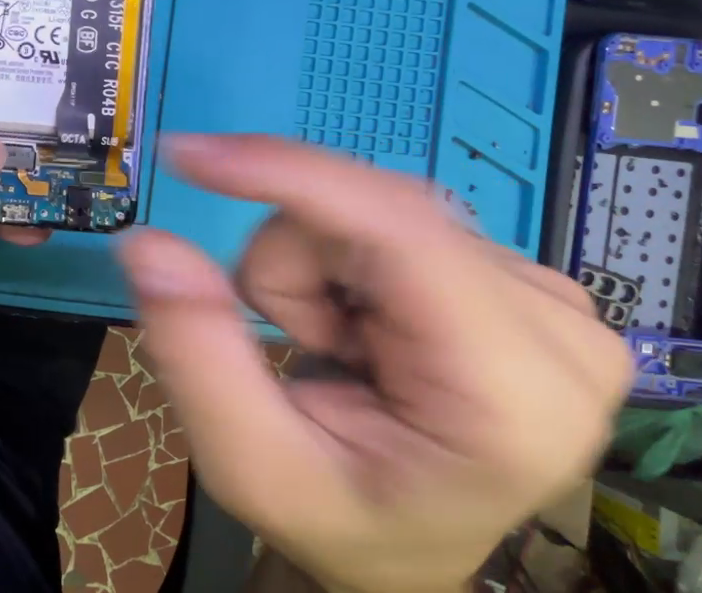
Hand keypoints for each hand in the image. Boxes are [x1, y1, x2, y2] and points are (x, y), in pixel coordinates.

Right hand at [117, 135, 630, 592]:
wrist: (406, 545)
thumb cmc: (336, 517)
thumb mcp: (246, 463)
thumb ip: (195, 354)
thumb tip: (145, 244)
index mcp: (509, 393)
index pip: (402, 233)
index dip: (291, 176)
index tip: (188, 155)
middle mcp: (555, 327)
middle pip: (371, 216)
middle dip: (290, 265)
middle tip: (288, 340)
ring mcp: (545, 297)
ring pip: (370, 210)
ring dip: (309, 268)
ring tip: (323, 345)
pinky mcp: (517, 278)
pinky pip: (385, 218)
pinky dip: (337, 264)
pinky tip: (354, 327)